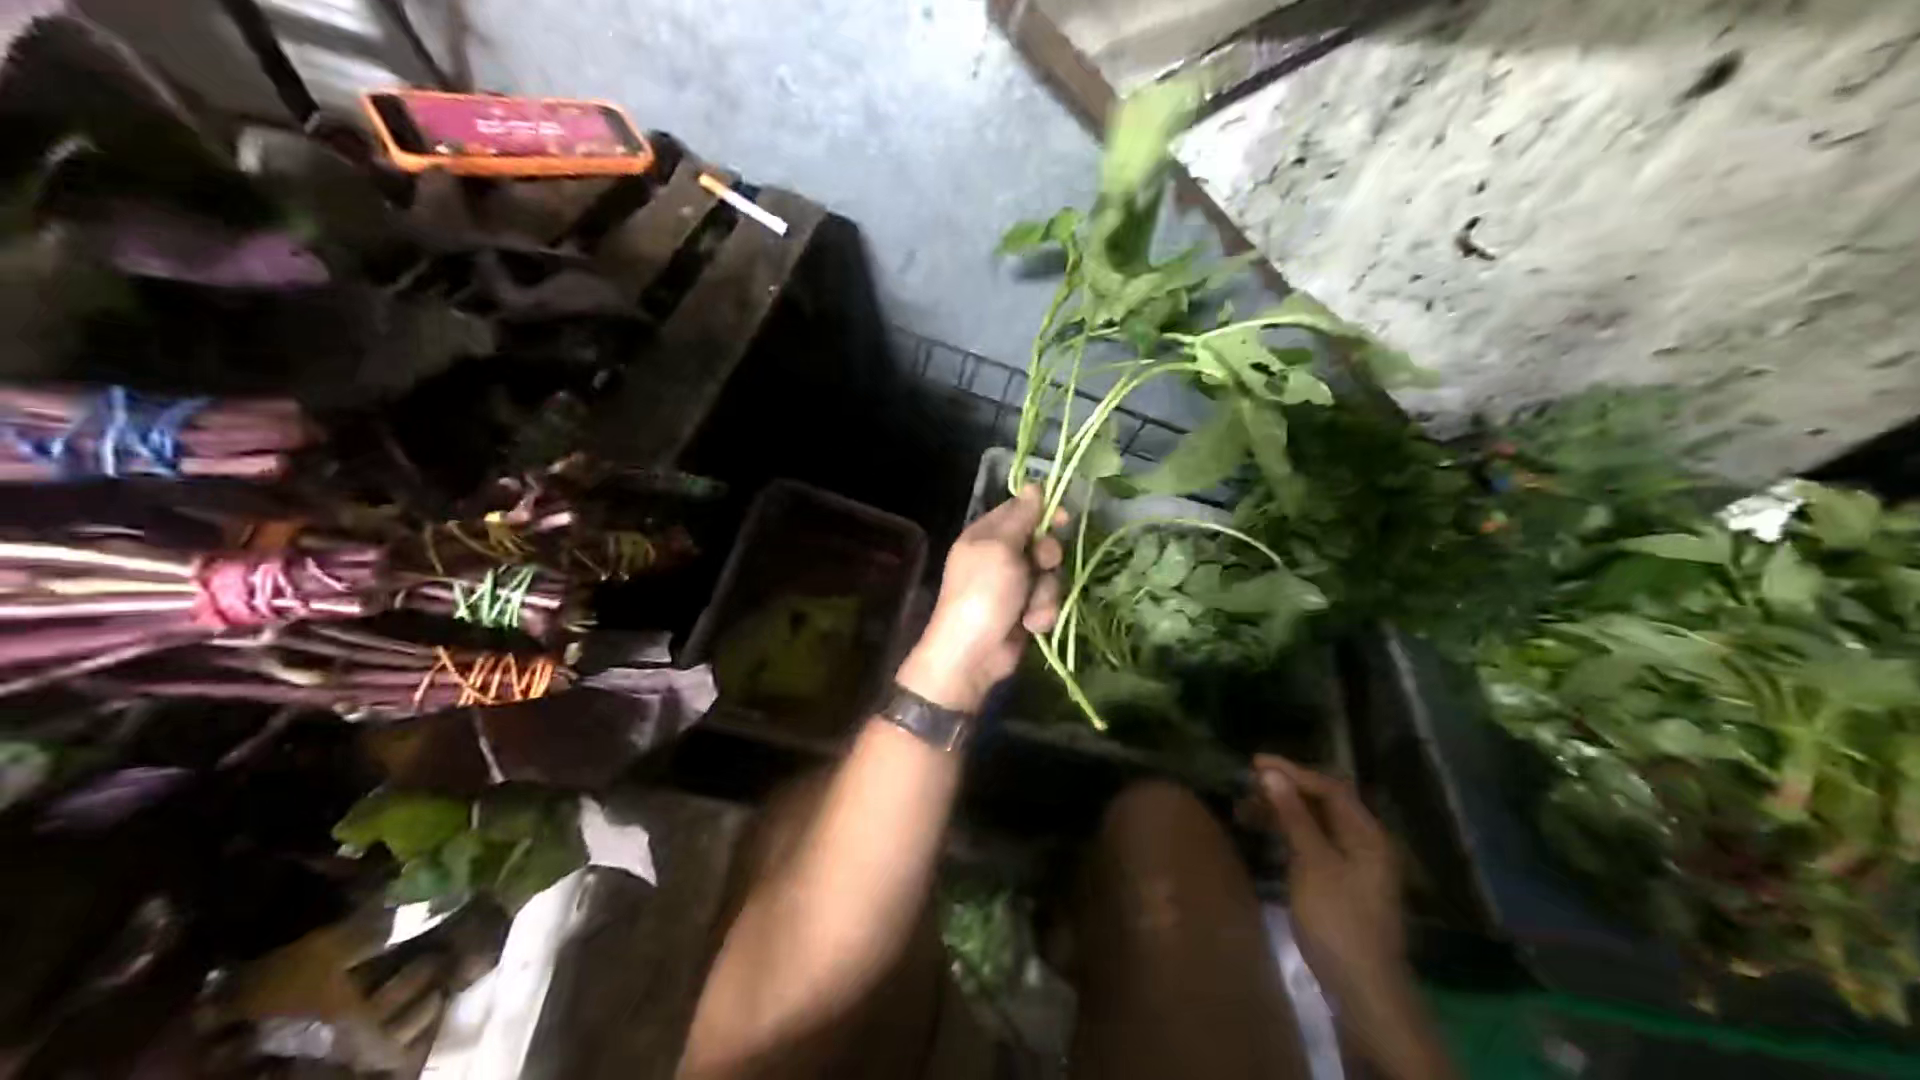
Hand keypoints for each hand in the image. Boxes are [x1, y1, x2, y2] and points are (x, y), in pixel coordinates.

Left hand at [896, 486, 1064, 712]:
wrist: (974, 654)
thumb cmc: (983, 594)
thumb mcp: (1000, 549)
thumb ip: (1021, 518)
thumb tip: (1034, 485)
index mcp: (986, 534)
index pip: (1021, 509)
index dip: (1044, 512)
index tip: (1063, 518)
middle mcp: (1000, 555)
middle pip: (1042, 542)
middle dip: (1047, 557)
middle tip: (1042, 564)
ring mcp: (1014, 584)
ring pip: (1050, 575)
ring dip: (1045, 593)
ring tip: (1029, 610)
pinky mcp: (1025, 609)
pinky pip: (1048, 600)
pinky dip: (1042, 613)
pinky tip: (1030, 625)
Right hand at [1250, 755, 1405, 1006]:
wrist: (1362, 987)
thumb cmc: (1338, 918)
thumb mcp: (1312, 863)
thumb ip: (1293, 816)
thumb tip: (1271, 774)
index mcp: (1367, 834)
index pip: (1330, 788)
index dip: (1293, 771)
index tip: (1254, 763)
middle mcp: (1364, 842)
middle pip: (1324, 802)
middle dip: (1286, 789)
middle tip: (1248, 782)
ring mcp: (1353, 863)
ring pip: (1315, 823)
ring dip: (1283, 810)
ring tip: (1246, 806)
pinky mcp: (1339, 881)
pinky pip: (1311, 843)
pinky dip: (1287, 832)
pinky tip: (1263, 832)